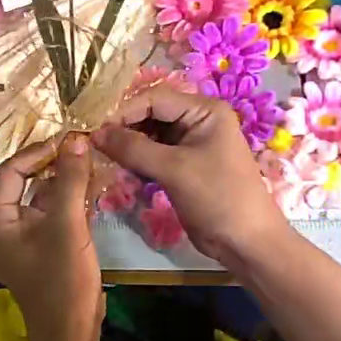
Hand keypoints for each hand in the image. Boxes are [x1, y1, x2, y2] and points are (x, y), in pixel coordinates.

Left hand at [0, 133, 102, 340]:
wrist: (71, 332)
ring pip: (44, 196)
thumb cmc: (62, 279)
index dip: (39, 151)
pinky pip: (55, 213)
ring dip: (67, 180)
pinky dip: (72, 200)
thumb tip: (77, 139)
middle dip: (55, 164)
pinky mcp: (45, 246)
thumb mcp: (67, 225)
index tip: (71, 139)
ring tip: (94, 161)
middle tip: (84, 146)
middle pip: (27, 181)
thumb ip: (71, 180)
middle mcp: (4, 225)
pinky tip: (96, 187)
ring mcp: (25, 237)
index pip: (11, 170)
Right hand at [92, 87, 289, 266]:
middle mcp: (198, 121)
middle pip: (151, 114)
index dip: (124, 111)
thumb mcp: (174, 169)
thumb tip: (95, 133)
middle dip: (124, 128)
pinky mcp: (184, 167)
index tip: (95, 129)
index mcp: (204, 111)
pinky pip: (154, 155)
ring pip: (150, 135)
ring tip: (105, 157)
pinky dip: (137, 160)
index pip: (155, 98)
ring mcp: (191, 145)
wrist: (246, 242)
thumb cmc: (217, 197)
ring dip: (128, 145)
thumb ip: (133, 148)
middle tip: (95, 144)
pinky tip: (121, 169)